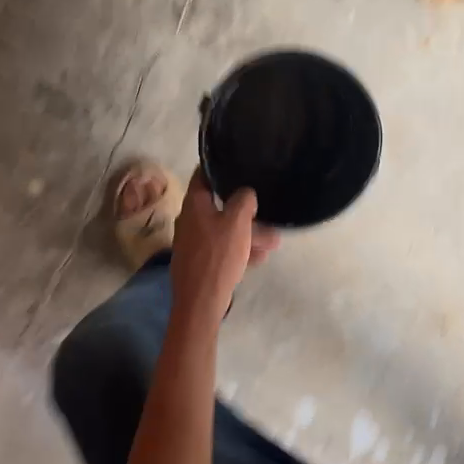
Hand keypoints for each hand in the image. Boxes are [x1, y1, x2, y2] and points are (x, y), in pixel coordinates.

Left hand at [168, 170, 279, 322]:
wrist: (201, 300)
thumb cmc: (218, 255)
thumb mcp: (237, 222)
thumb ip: (243, 200)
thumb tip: (245, 193)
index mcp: (194, 204)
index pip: (203, 175)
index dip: (218, 167)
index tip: (236, 163)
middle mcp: (190, 219)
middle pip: (219, 205)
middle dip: (244, 209)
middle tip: (266, 209)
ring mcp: (194, 242)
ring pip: (224, 229)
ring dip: (248, 232)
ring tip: (274, 240)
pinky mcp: (200, 261)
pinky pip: (222, 248)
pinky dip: (240, 249)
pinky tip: (260, 257)